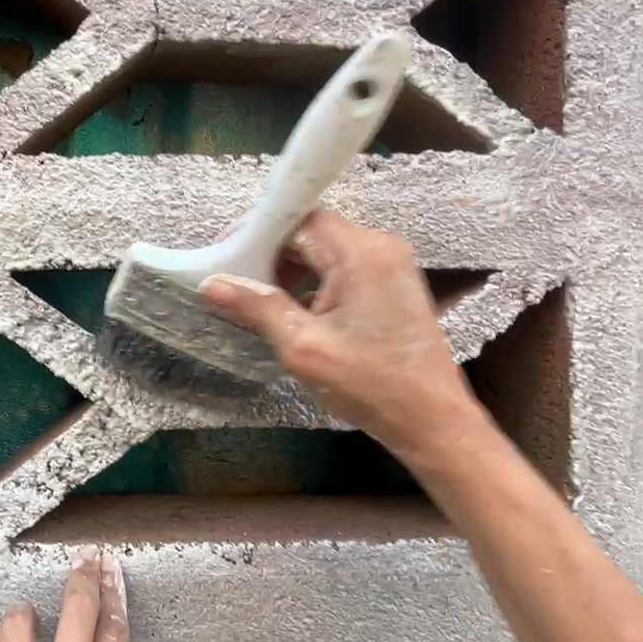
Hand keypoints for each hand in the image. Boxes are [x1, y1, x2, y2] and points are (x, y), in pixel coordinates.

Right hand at [201, 208, 490, 473]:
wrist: (432, 421)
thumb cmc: (369, 385)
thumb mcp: (302, 347)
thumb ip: (257, 307)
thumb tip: (210, 284)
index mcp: (361, 253)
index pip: (299, 220)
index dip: (257, 232)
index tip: (224, 255)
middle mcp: (380, 246)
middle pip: (313, 230)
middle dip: (271, 251)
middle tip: (235, 278)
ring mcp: (391, 263)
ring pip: (326, 248)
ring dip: (291, 267)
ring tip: (258, 297)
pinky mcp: (393, 283)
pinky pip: (343, 266)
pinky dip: (314, 279)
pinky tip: (293, 308)